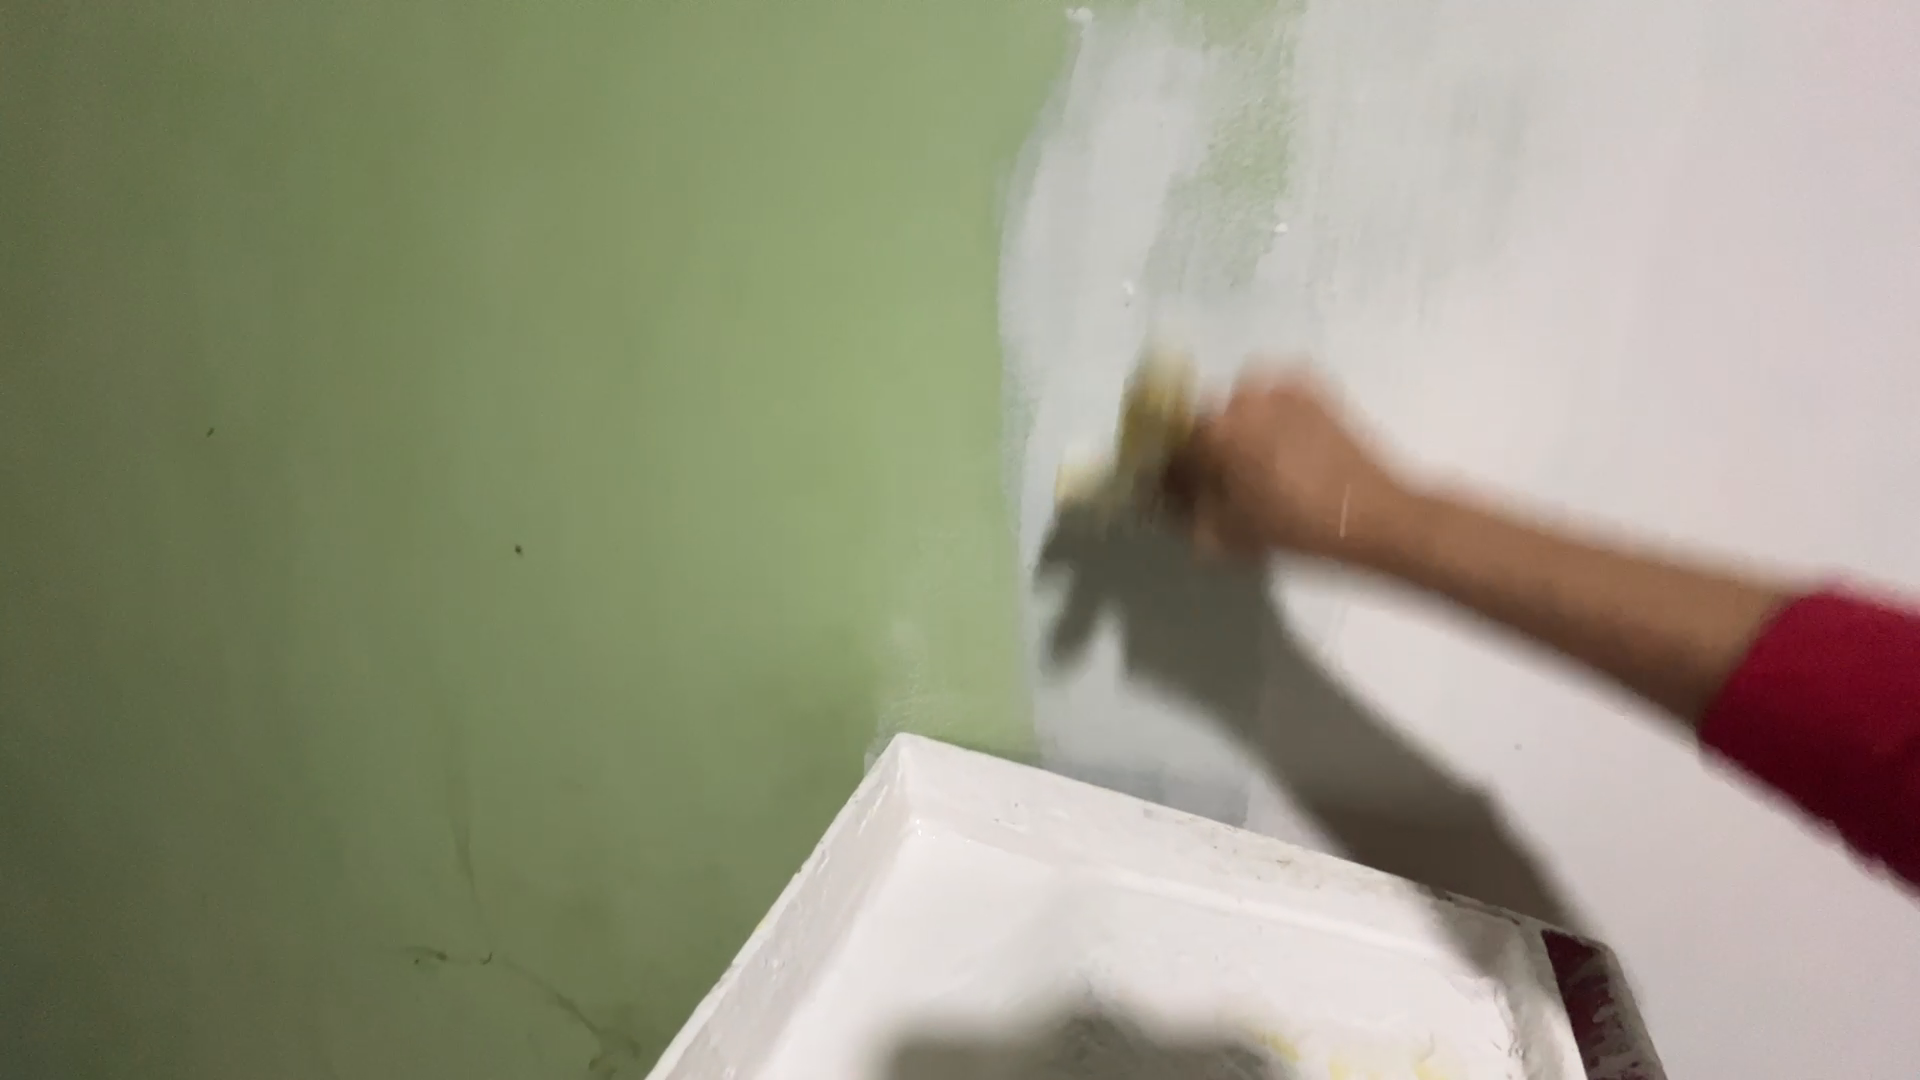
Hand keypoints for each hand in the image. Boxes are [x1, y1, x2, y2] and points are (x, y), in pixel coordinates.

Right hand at [1167, 365, 1407, 560]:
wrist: (1372, 515)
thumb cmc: (1293, 528)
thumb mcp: (1227, 530)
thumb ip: (1186, 508)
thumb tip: (1165, 495)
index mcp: (1215, 433)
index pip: (1174, 444)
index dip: (1173, 467)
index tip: (1179, 486)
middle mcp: (1241, 400)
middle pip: (1206, 418)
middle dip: (1207, 444)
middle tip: (1221, 475)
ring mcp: (1279, 388)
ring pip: (1240, 401)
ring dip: (1238, 424)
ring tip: (1254, 456)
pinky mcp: (1312, 388)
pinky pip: (1274, 392)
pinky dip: (1269, 410)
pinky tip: (1280, 437)